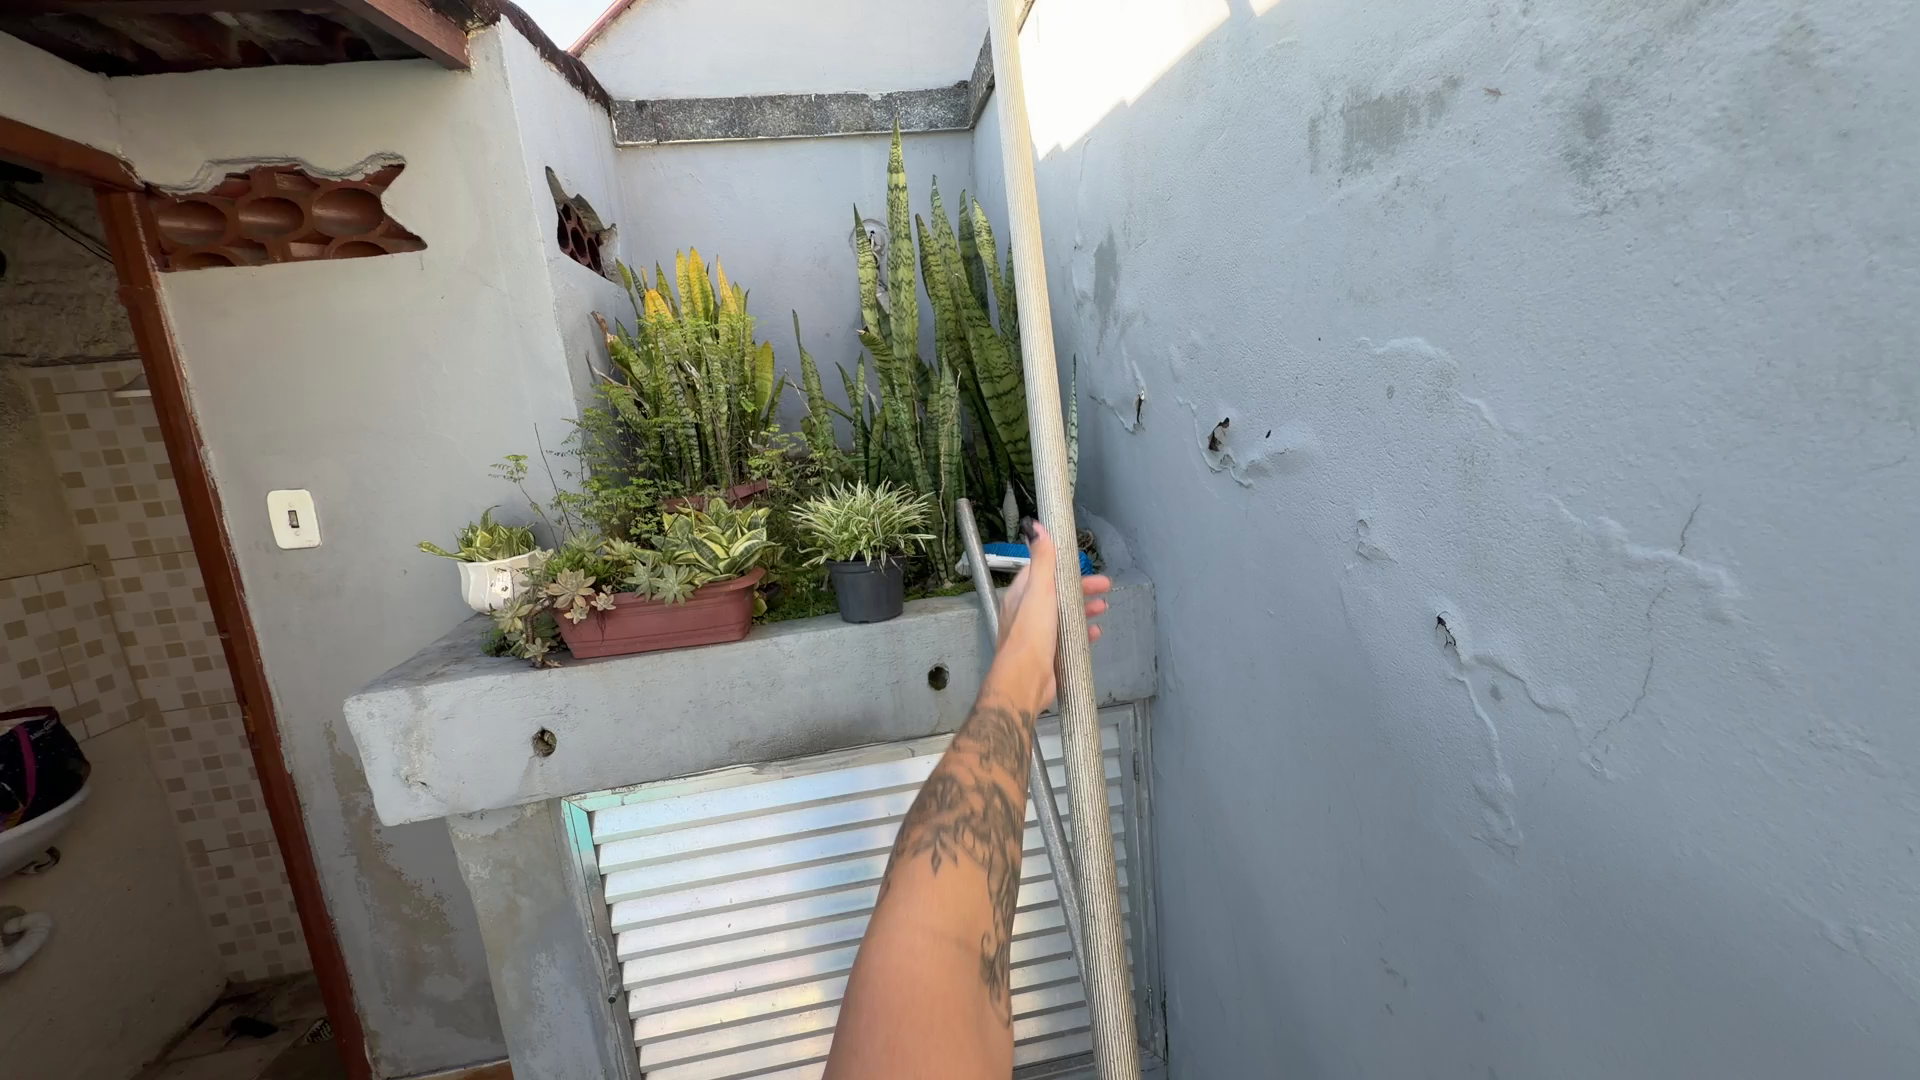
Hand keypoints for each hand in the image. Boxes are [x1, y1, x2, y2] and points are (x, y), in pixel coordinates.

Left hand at [994, 521, 1110, 710]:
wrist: (1025, 681)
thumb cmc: (1031, 635)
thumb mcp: (1039, 591)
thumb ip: (1042, 561)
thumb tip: (1036, 527)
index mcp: (1021, 595)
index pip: (1041, 572)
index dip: (1061, 566)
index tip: (1081, 562)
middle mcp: (1027, 613)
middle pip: (1056, 593)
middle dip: (1080, 588)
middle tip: (1105, 585)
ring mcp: (1037, 634)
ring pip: (1063, 615)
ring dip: (1083, 608)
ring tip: (1104, 607)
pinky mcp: (1048, 653)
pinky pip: (1067, 637)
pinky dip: (1081, 631)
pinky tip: (1094, 632)